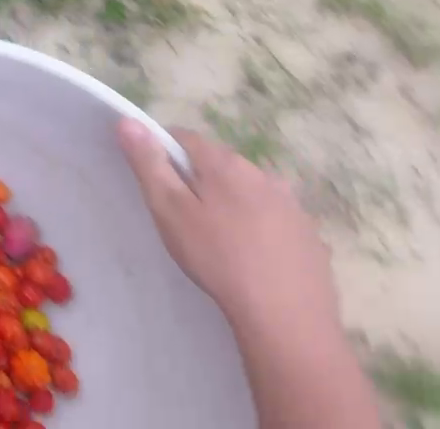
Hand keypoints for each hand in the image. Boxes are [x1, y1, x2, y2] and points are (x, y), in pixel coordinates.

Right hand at [114, 119, 337, 335]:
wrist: (287, 318)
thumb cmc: (217, 257)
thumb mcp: (168, 208)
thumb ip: (149, 162)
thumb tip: (129, 121)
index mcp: (226, 164)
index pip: (184, 138)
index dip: (162, 152)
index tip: (154, 182)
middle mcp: (264, 175)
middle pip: (217, 163)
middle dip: (196, 178)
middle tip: (180, 213)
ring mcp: (293, 206)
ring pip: (247, 190)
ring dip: (228, 201)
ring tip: (215, 236)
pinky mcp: (310, 235)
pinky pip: (272, 217)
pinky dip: (256, 224)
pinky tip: (248, 254)